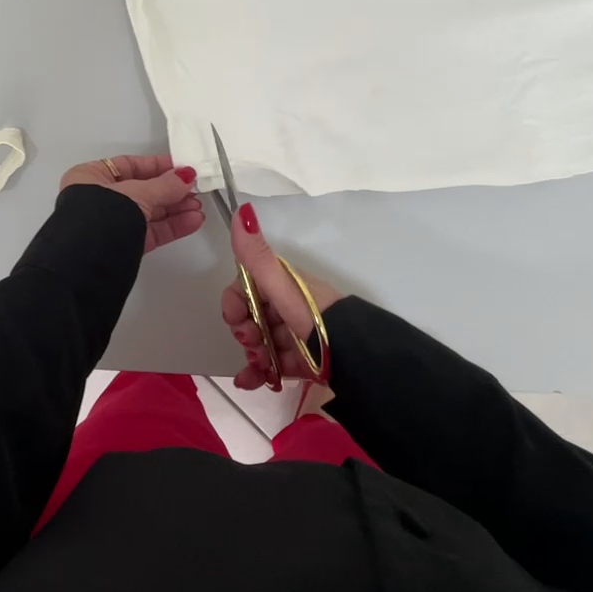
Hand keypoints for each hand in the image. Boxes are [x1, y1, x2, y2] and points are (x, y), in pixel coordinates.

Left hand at [59, 154, 204, 252]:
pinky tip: (191, 221)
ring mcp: (111, 225)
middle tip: (194, 187)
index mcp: (91, 178)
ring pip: (149, 213)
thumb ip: (164, 185)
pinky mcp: (124, 246)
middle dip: (171, 190)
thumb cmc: (98, 221)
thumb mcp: (136, 194)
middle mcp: (98, 200)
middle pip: (142, 190)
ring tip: (197, 205)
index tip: (180, 167)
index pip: (129, 166)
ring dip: (175, 209)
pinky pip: (151, 232)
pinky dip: (172, 226)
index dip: (157, 166)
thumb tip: (185, 176)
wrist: (89, 262)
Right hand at [221, 203, 343, 388]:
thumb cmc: (316, 319)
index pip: (244, 289)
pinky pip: (271, 365)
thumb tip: (242, 210)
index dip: (234, 304)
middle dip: (243, 333)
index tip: (237, 320)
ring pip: (259, 342)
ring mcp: (292, 335)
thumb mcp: (283, 286)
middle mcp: (286, 307)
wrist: (358, 359)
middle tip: (253, 345)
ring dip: (250, 355)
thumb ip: (257, 255)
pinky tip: (249, 382)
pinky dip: (257, 373)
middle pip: (250, 317)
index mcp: (281, 285)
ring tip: (258, 368)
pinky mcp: (300, 360)